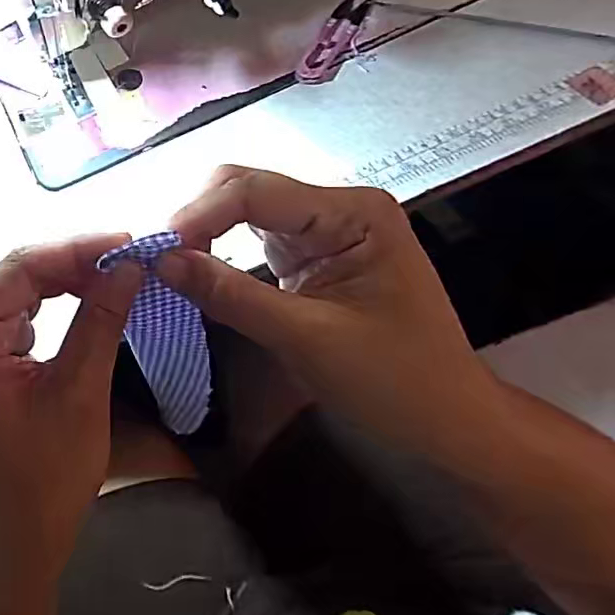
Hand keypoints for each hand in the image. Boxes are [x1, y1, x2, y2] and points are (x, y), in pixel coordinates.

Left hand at [0, 234, 141, 568]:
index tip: (125, 242)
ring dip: (67, 276)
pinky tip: (88, 291)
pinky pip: (18, 307)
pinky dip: (55, 297)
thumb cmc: (45, 479)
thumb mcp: (79, 394)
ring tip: (115, 269)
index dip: (74, 250)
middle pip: (16, 273)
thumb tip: (127, 267)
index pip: (18, 270)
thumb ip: (100, 321)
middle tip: (128, 255)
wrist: (20, 531)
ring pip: (19, 286)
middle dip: (73, 261)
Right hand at [156, 166, 503, 454]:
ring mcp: (320, 226)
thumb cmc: (398, 384)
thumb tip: (161, 261)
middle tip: (162, 256)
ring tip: (170, 260)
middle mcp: (336, 206)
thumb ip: (230, 295)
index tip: (160, 249)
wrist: (454, 428)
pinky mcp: (305, 249)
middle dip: (197, 215)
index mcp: (353, 213)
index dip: (201, 214)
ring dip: (202, 228)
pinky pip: (246, 232)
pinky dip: (215, 244)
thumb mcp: (307, 341)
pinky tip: (196, 263)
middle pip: (243, 186)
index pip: (255, 191)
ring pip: (239, 205)